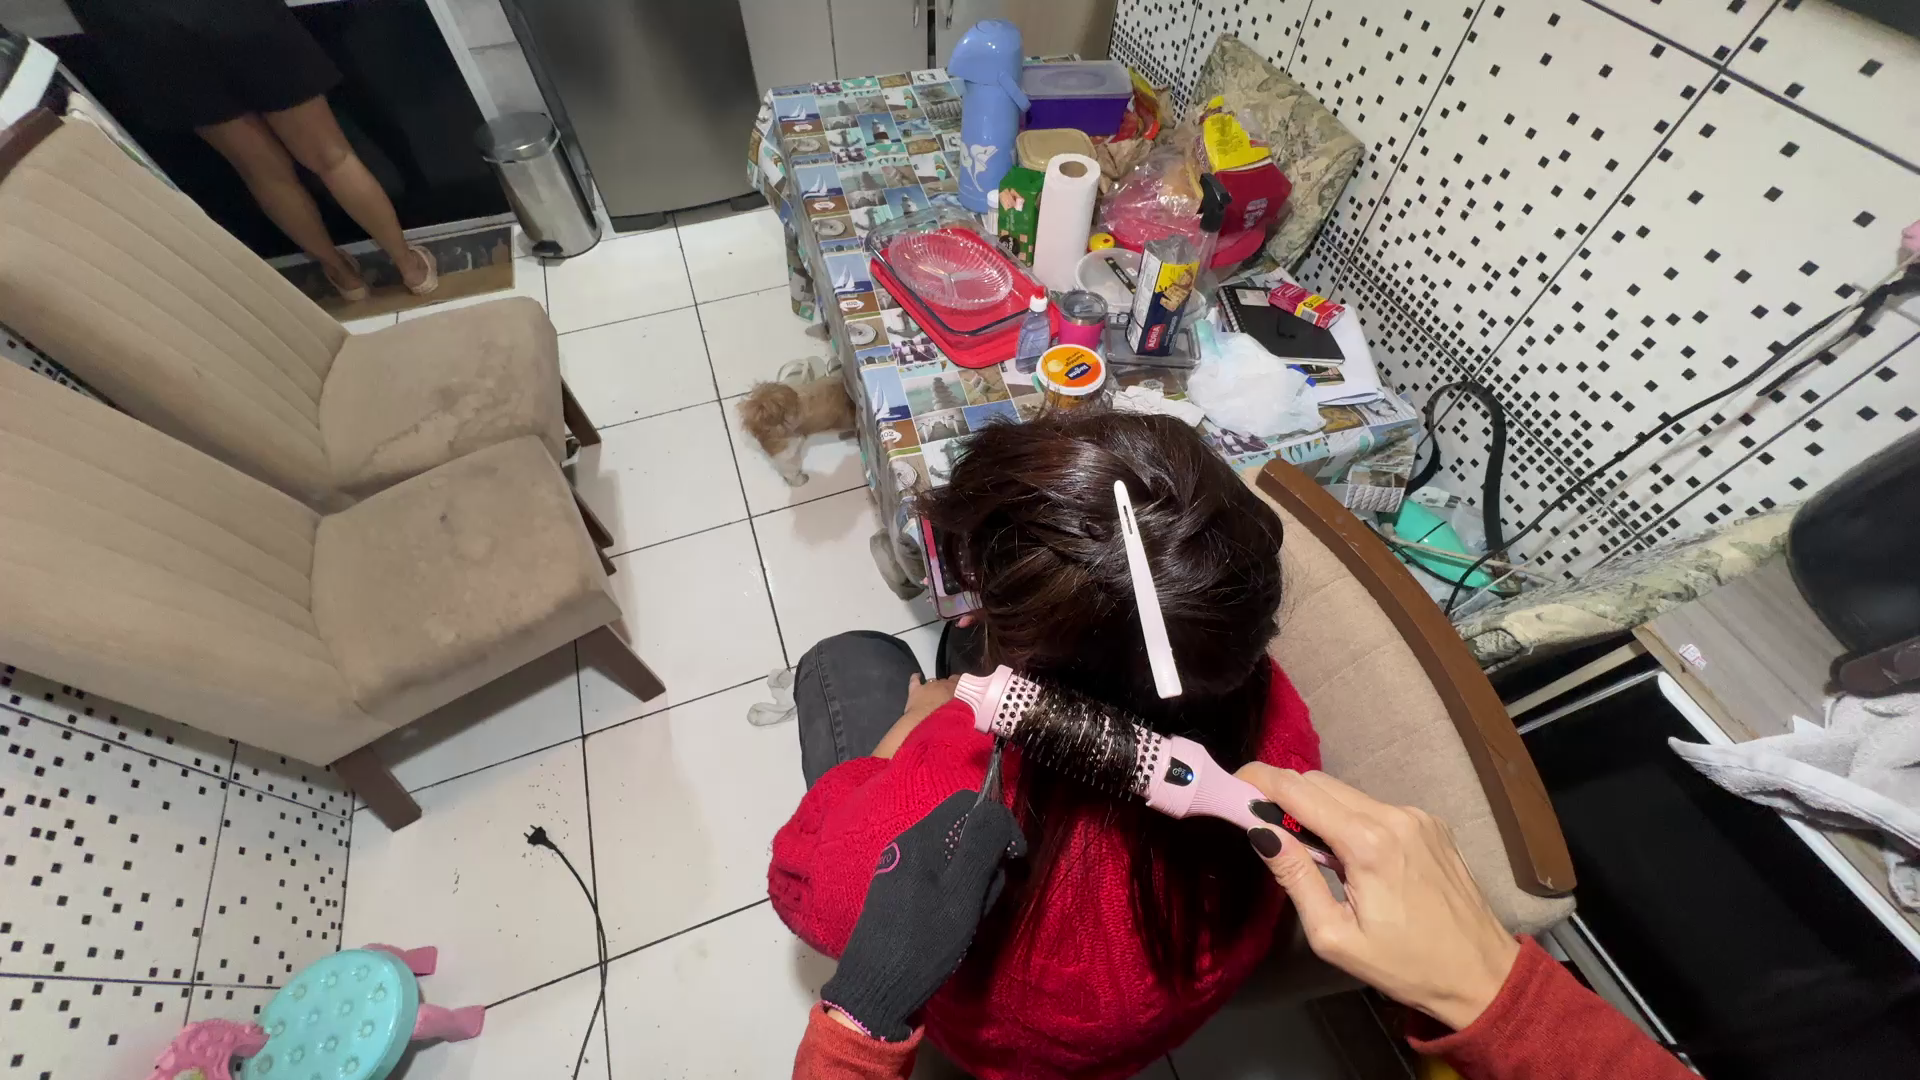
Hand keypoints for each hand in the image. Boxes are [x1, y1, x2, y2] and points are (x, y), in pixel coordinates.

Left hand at [821, 791, 1026, 1040]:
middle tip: (986, 900)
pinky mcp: (899, 890)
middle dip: (985, 861)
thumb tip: (996, 810)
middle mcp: (909, 843)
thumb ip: (980, 846)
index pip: (968, 802)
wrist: (873, 992)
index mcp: (922, 836)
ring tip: (968, 920)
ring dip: (972, 883)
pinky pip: (939, 878)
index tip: (1014, 858)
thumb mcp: (962, 895)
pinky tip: (953, 926)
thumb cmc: (922, 942)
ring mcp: (902, 867)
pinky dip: (955, 895)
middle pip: (963, 831)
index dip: (998, 822)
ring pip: (954, 857)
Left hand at [873, 674, 958, 757]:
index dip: (960, 686)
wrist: (928, 727)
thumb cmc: (949, 723)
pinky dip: (916, 678)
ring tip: (935, 695)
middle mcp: (943, 684)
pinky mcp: (915, 690)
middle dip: (946, 689)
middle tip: (947, 699)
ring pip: (932, 681)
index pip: (960, 681)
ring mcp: (928, 686)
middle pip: (946, 682)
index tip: (961, 691)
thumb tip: (968, 710)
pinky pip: (915, 680)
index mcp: (956, 688)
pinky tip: (917, 676)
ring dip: (934, 687)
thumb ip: (966, 708)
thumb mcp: (964, 716)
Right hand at [1237, 765, 1520, 1031]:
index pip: (1295, 789)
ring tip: (1316, 850)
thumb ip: (1294, 876)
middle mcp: (1391, 815)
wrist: (1487, 978)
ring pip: (1343, 790)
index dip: (1258, 780)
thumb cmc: (1405, 966)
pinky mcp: (1429, 821)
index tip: (1233, 784)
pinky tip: (1353, 853)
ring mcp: (1414, 814)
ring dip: (1317, 807)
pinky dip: (1348, 816)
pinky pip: (1370, 804)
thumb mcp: (1334, 936)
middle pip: (1316, 781)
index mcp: (1366, 842)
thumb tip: (1258, 830)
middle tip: (1267, 825)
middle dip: (1284, 794)